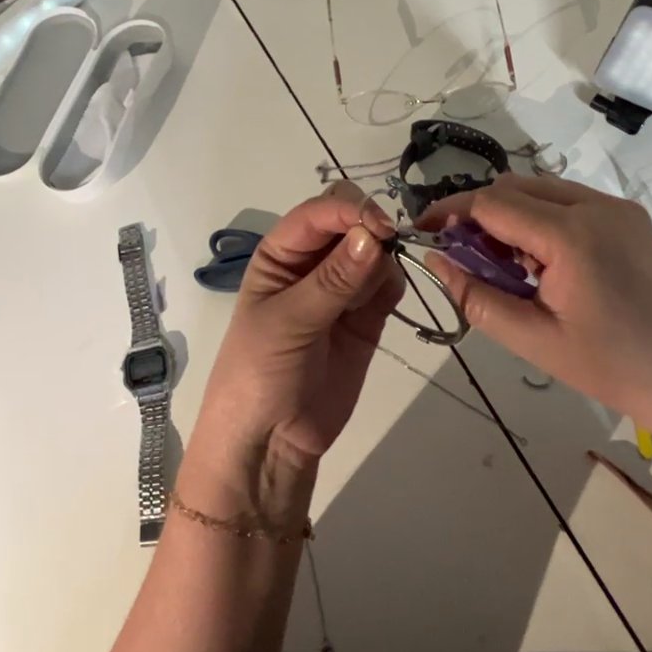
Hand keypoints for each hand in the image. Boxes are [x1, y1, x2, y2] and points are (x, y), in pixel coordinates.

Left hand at [183, 181, 403, 519]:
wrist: (271, 441)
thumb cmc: (259, 374)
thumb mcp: (287, 323)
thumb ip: (332, 281)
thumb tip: (373, 236)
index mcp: (280, 255)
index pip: (318, 213)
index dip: (348, 211)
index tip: (380, 226)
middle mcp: (312, 264)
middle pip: (350, 222)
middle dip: (371, 226)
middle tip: (388, 248)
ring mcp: (342, 290)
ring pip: (374, 251)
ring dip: (385, 257)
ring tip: (375, 292)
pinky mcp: (366, 318)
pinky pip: (387, 284)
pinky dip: (393, 283)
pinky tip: (383, 303)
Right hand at [418, 174, 651, 420]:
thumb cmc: (608, 366)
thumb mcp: (532, 339)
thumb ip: (476, 297)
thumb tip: (435, 261)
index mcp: (571, 235)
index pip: (492, 203)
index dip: (450, 213)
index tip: (425, 232)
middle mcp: (596, 206)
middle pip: (515, 187)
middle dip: (480, 214)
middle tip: (467, 257)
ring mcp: (618, 208)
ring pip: (542, 189)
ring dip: (511, 214)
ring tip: (507, 264)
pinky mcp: (630, 217)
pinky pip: (570, 200)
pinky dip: (543, 218)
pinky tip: (544, 261)